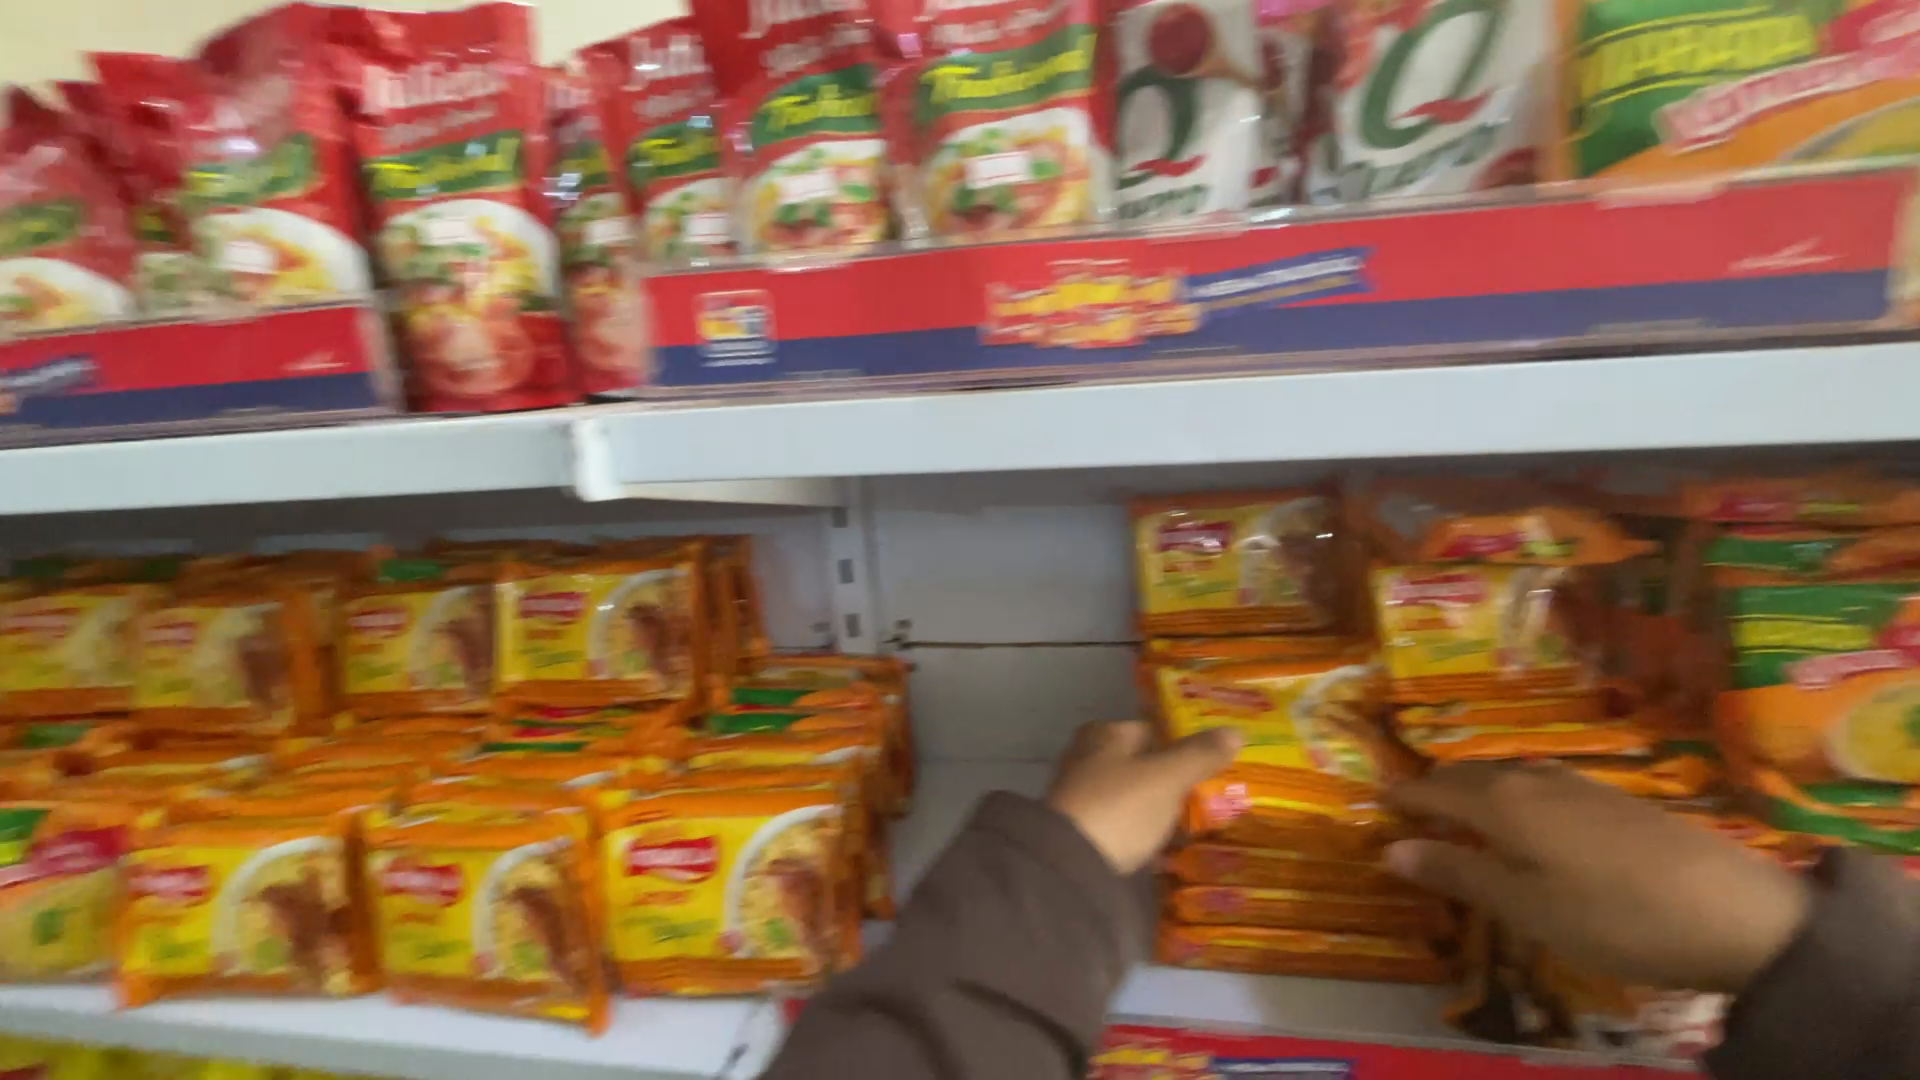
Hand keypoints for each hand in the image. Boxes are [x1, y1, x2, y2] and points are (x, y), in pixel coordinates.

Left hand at [1047, 721, 1241, 874]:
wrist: (1069, 863)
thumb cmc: (1120, 806)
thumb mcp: (1166, 777)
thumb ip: (1199, 755)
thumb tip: (1235, 732)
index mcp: (1104, 734)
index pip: (1151, 730)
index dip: (1182, 745)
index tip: (1214, 766)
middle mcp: (1087, 757)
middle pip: (1140, 765)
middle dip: (1172, 782)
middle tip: (1211, 801)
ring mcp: (1080, 794)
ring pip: (1131, 797)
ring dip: (1157, 811)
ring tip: (1194, 831)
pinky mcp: (1078, 830)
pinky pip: (1121, 828)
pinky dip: (1142, 838)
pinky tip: (1164, 856)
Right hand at [1384, 762, 1811, 992]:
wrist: (1745, 914)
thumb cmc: (1614, 915)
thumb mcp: (1526, 908)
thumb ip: (1456, 874)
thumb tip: (1388, 850)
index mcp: (1496, 802)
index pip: (1428, 789)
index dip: (1399, 797)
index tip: (1374, 802)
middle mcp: (1526, 779)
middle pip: (1462, 775)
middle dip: (1430, 788)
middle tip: (1410, 810)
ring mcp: (1572, 783)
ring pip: (1500, 775)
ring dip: (1471, 789)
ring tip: (1461, 813)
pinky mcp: (1610, 796)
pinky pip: (1534, 782)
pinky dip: (1509, 793)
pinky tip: (1526, 818)